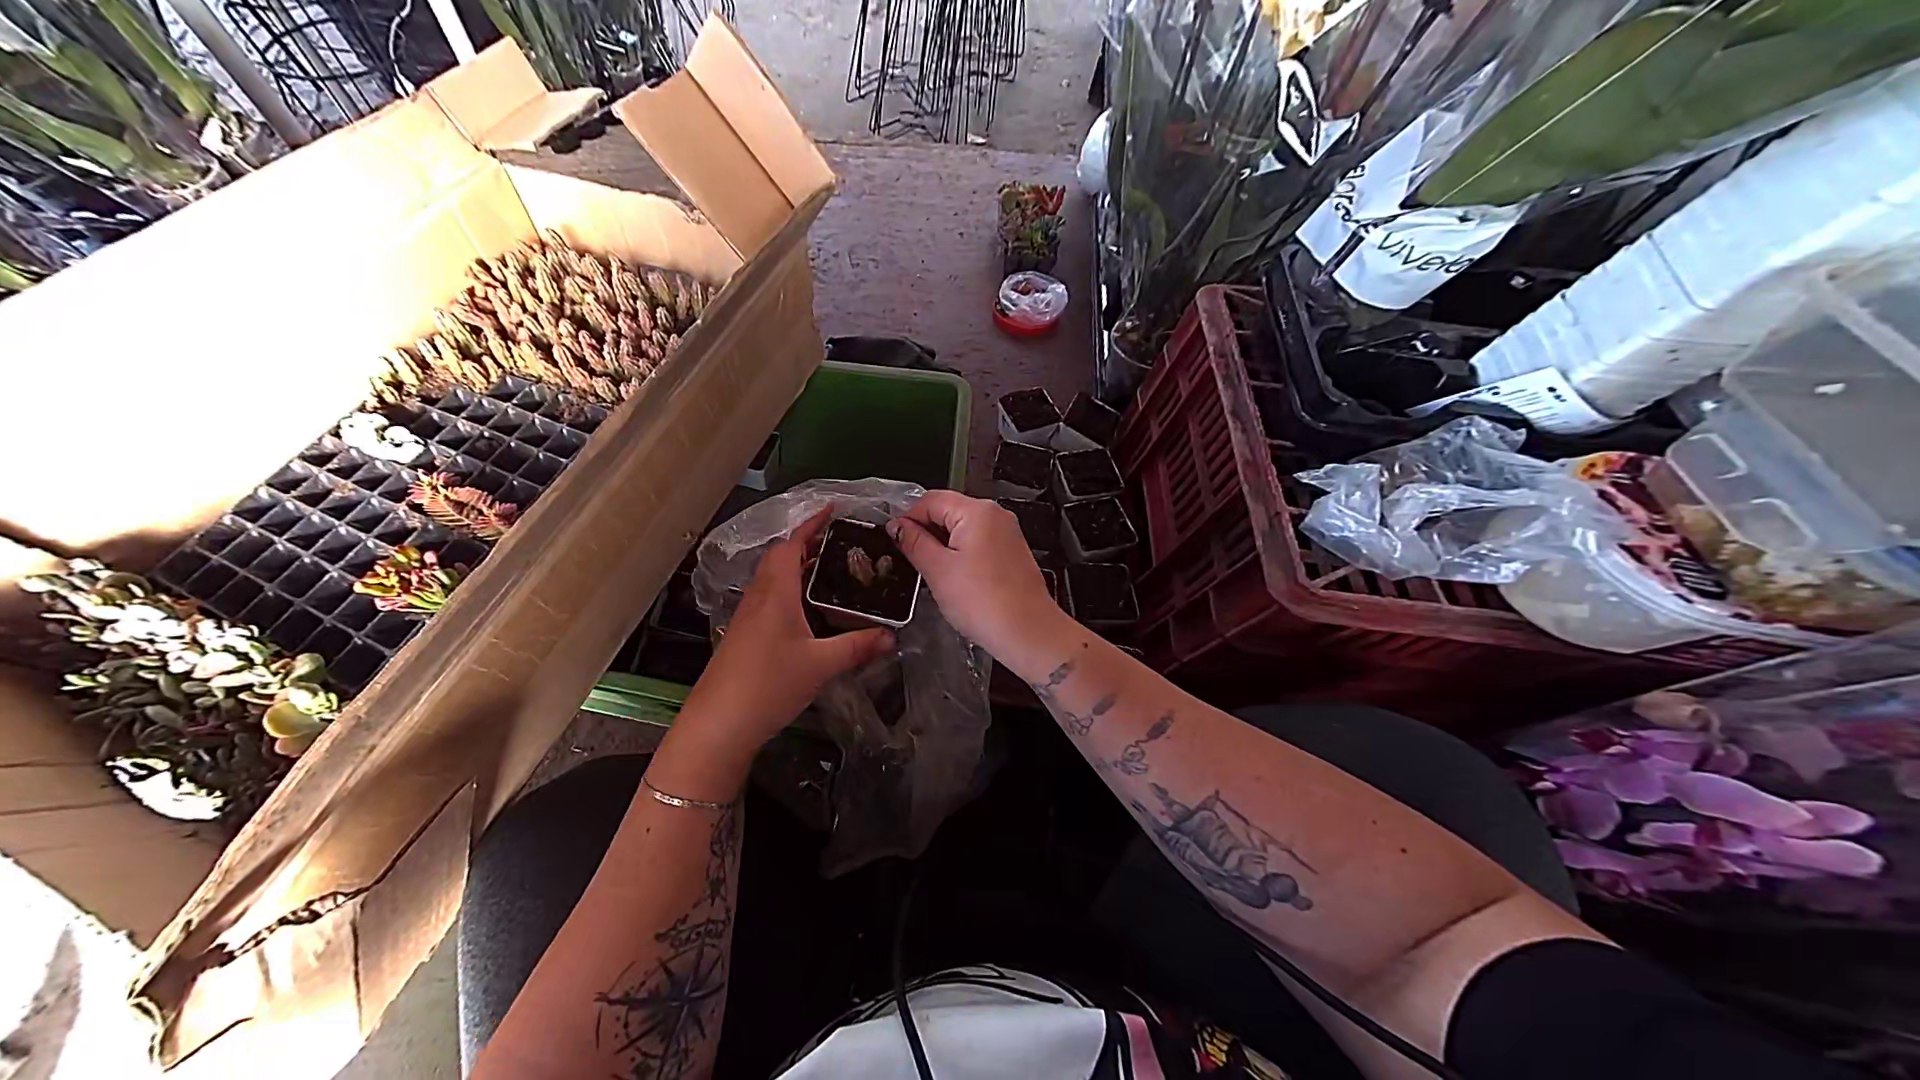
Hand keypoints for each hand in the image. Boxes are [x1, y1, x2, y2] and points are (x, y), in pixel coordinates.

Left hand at [679, 507, 895, 752]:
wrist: (718, 724)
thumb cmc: (768, 685)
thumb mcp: (821, 665)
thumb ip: (857, 646)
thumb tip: (892, 636)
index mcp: (776, 593)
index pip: (792, 545)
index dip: (812, 524)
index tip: (832, 509)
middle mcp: (759, 598)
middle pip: (781, 558)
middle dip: (808, 543)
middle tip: (840, 542)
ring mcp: (749, 617)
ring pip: (774, 579)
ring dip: (798, 567)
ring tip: (829, 570)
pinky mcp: (745, 636)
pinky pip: (770, 599)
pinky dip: (791, 591)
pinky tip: (808, 610)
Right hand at [888, 491, 1063, 658]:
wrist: (1027, 632)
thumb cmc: (984, 602)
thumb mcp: (938, 570)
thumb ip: (914, 542)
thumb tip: (897, 527)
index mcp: (978, 511)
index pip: (930, 500)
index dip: (908, 518)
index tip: (895, 541)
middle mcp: (996, 516)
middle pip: (948, 511)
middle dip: (925, 533)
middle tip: (911, 561)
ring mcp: (1007, 535)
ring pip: (962, 529)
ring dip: (942, 546)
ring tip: (933, 575)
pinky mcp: (1011, 554)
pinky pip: (978, 544)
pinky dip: (961, 556)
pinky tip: (955, 581)